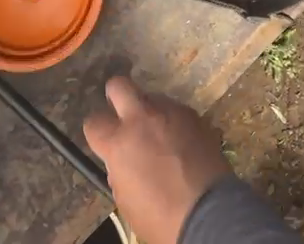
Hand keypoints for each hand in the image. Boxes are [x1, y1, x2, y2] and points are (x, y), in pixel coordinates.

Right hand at [83, 76, 231, 243]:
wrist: (210, 214)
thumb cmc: (162, 218)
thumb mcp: (127, 202)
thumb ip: (119, 171)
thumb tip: (120, 162)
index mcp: (119, 143)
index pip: (93, 122)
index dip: (97, 133)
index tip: (104, 142)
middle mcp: (141, 119)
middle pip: (118, 85)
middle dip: (116, 96)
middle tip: (124, 116)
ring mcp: (169, 112)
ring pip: (151, 96)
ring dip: (150, 112)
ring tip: (160, 134)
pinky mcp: (193, 114)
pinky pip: (175, 110)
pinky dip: (173, 121)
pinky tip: (182, 142)